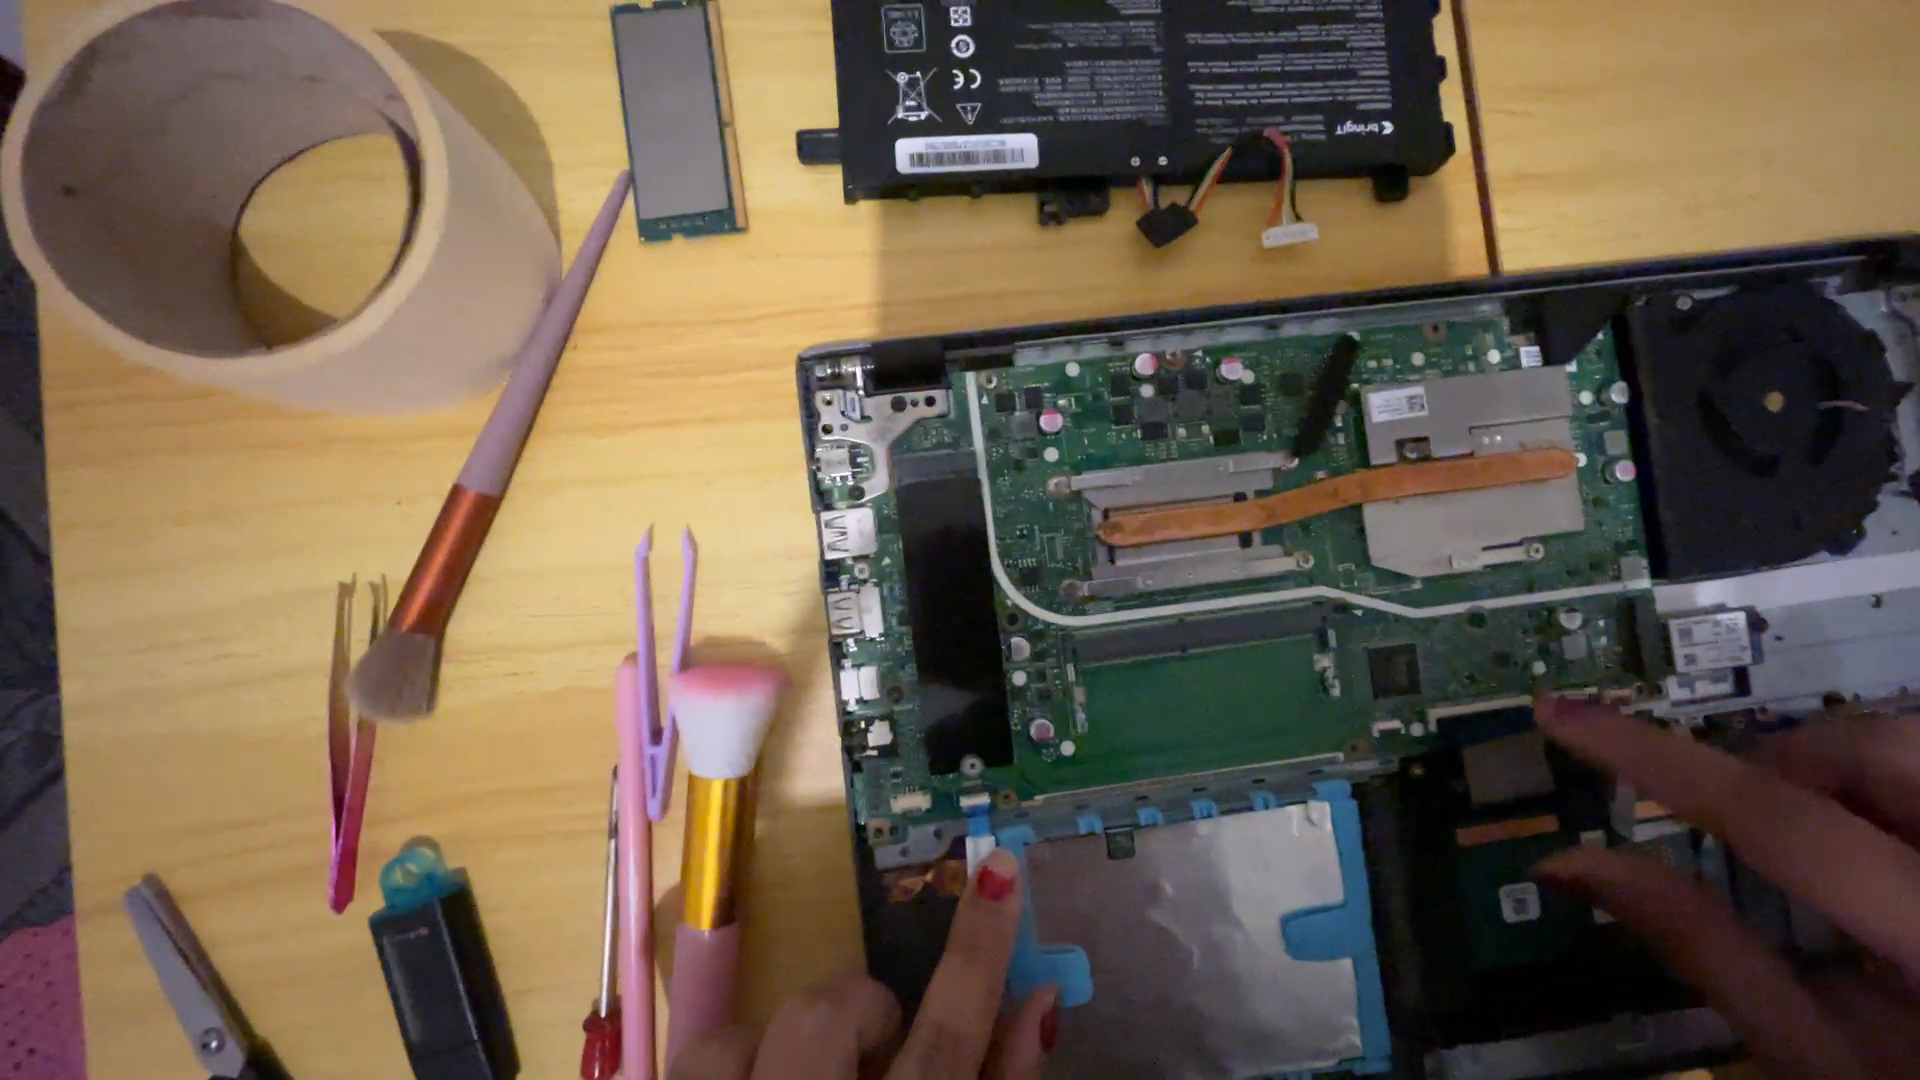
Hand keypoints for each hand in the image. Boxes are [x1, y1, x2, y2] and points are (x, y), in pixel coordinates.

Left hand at [670, 848, 1058, 1079]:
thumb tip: (1038, 1004)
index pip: (948, 1040)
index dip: (978, 946)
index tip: (999, 865)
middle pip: (826, 1014)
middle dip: (857, 1017)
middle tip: (872, 1065)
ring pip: (732, 1037)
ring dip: (772, 1055)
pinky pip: (684, 1070)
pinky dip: (725, 1078)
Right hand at [1533, 697, 1919, 1079]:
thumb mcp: (1818, 1054)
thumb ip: (1701, 947)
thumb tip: (1566, 863)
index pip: (1776, 821)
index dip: (1654, 757)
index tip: (1558, 712)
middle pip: (1877, 750)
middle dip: (1783, 762)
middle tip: (1748, 817)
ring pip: (1915, 741)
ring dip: (1840, 767)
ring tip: (1829, 830)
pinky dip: (1886, 783)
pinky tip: (1880, 839)